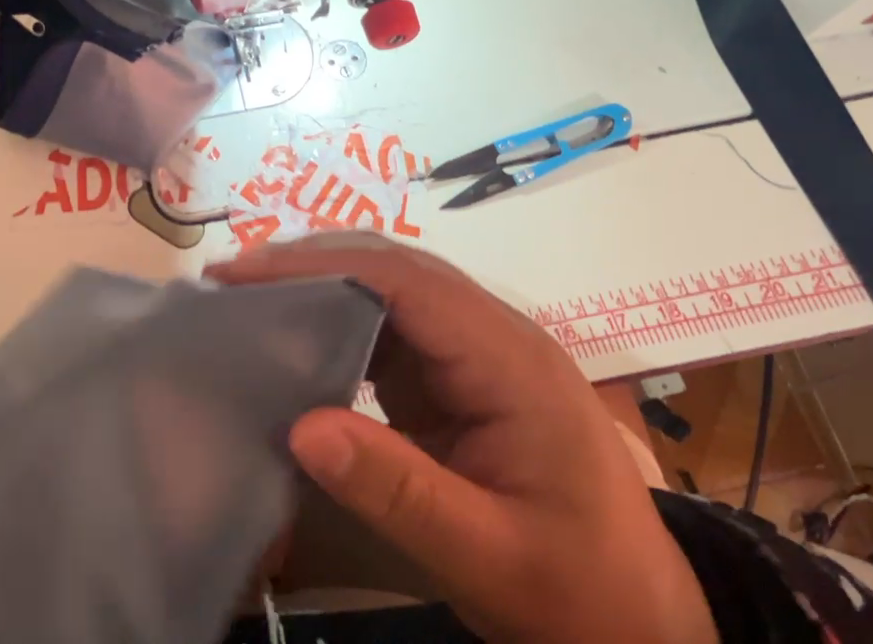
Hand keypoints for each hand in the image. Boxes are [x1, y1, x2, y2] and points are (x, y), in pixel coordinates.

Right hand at [209, 233, 717, 643]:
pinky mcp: (461, 381)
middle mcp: (494, 339)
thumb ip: (398, 491)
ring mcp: (478, 357)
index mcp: (510, 361)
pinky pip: (393, 334)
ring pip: (391, 294)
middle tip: (229, 280)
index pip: (405, 283)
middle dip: (311, 264)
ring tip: (247, 301)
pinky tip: (295, 343)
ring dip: (321, 288)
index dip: (320, 266)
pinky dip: (338, 326)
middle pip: (396, 271)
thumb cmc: (576, 586)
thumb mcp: (488, 554)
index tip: (242, 274)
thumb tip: (301, 428)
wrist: (643, 619)